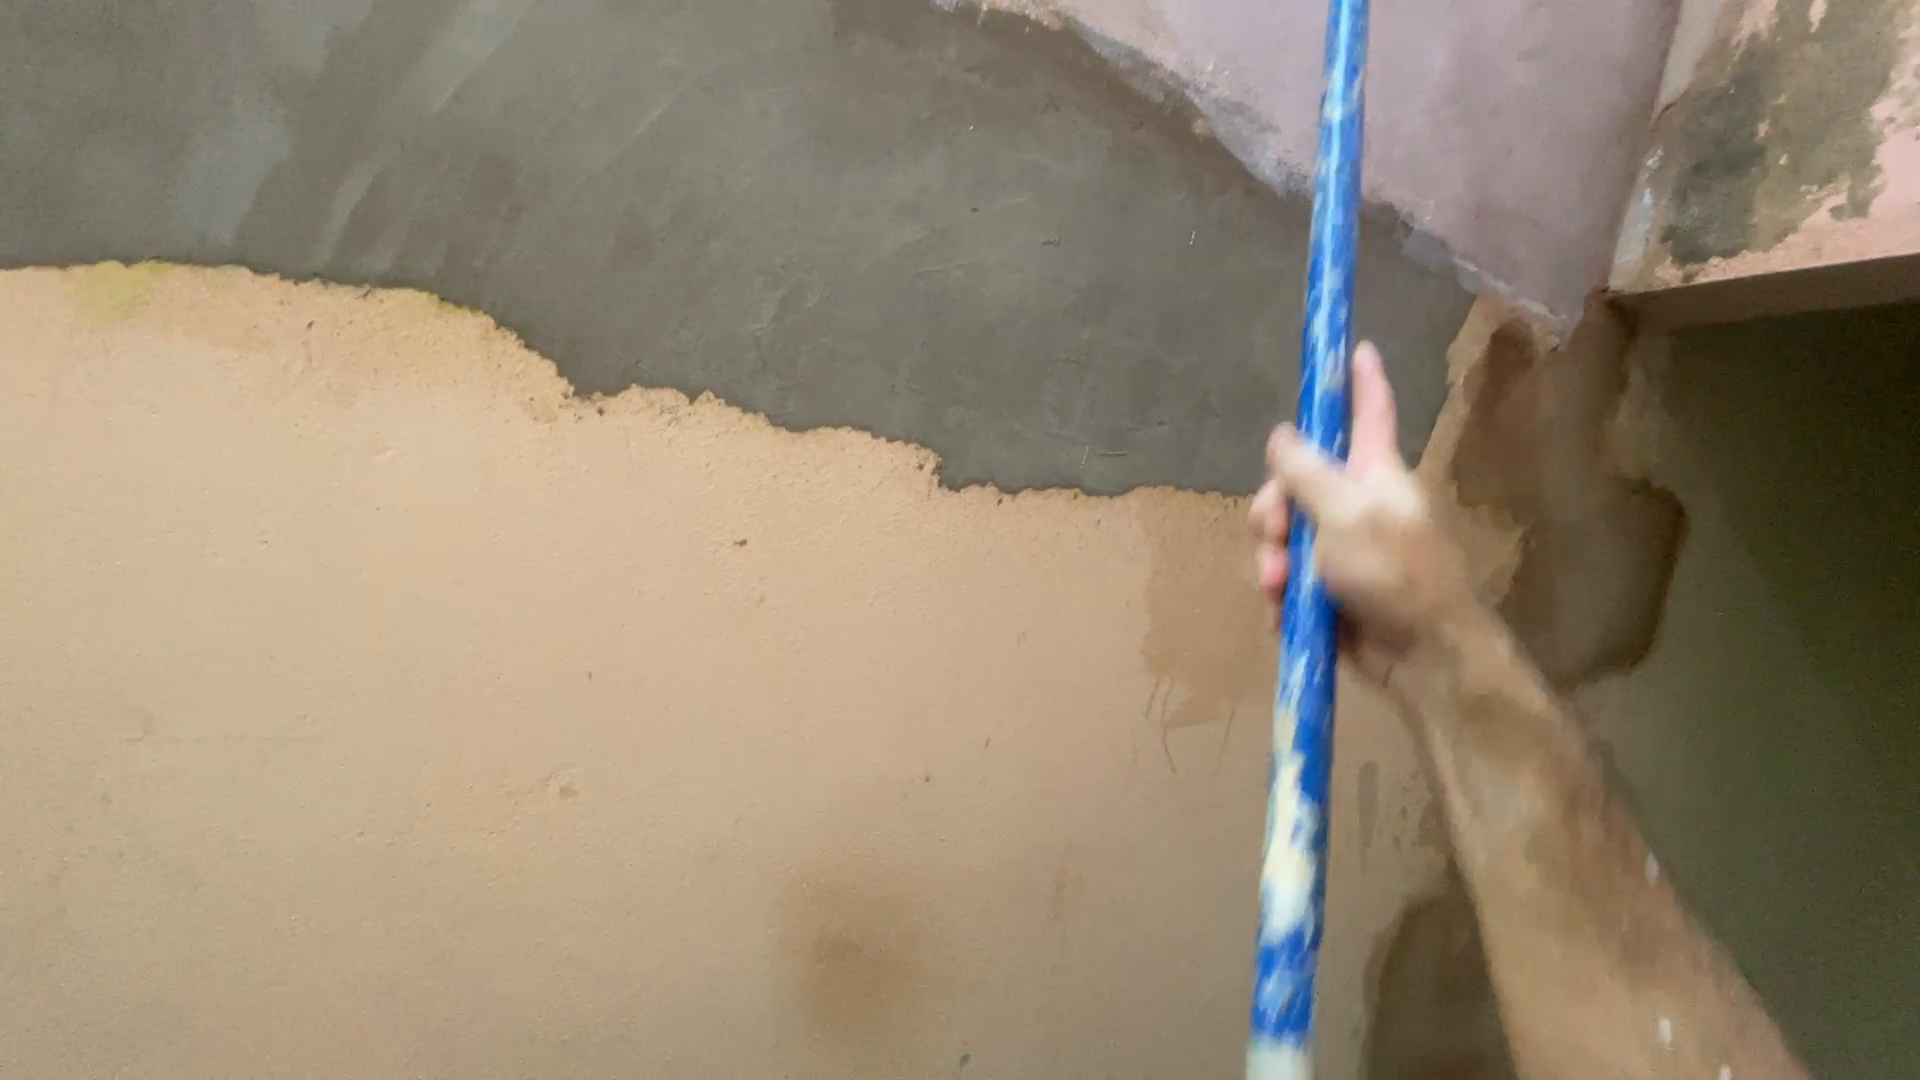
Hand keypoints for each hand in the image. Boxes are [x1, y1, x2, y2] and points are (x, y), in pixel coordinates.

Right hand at [1248, 342, 1472, 678]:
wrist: (1419, 658)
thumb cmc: (1393, 574)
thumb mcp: (1346, 514)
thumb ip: (1308, 472)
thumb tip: (1281, 433)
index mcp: (1373, 474)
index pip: (1368, 413)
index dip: (1361, 381)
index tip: (1357, 348)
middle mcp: (1354, 503)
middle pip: (1294, 482)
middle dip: (1272, 509)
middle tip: (1274, 535)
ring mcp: (1336, 547)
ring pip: (1280, 534)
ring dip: (1270, 559)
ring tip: (1279, 587)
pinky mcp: (1323, 587)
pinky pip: (1283, 576)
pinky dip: (1278, 594)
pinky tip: (1283, 610)